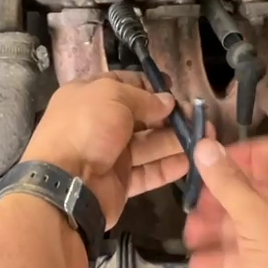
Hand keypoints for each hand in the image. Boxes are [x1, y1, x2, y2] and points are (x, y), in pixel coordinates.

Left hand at [21, 73, 189, 228]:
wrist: (65, 184)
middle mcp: (100, 121)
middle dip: (168, 115)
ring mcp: (110, 152)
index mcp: (90, 94)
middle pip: (140, 114)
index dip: (149, 85)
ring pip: (148, 143)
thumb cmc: (86, 127)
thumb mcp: (113, 96)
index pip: (124, 83)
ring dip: (174, 140)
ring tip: (202, 138)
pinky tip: (190, 162)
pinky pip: (148, 170)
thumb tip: (167, 101)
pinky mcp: (120, 181)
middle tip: (197, 117)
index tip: (174, 89)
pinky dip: (167, 166)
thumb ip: (144, 98)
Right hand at [186, 137, 267, 267]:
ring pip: (249, 224)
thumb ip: (227, 183)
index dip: (242, 153)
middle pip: (256, 189)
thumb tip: (205, 145)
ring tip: (189, 236)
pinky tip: (199, 265)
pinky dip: (226, 258)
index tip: (212, 163)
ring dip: (218, 229)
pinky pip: (250, 255)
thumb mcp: (255, 220)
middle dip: (221, 197)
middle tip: (194, 204)